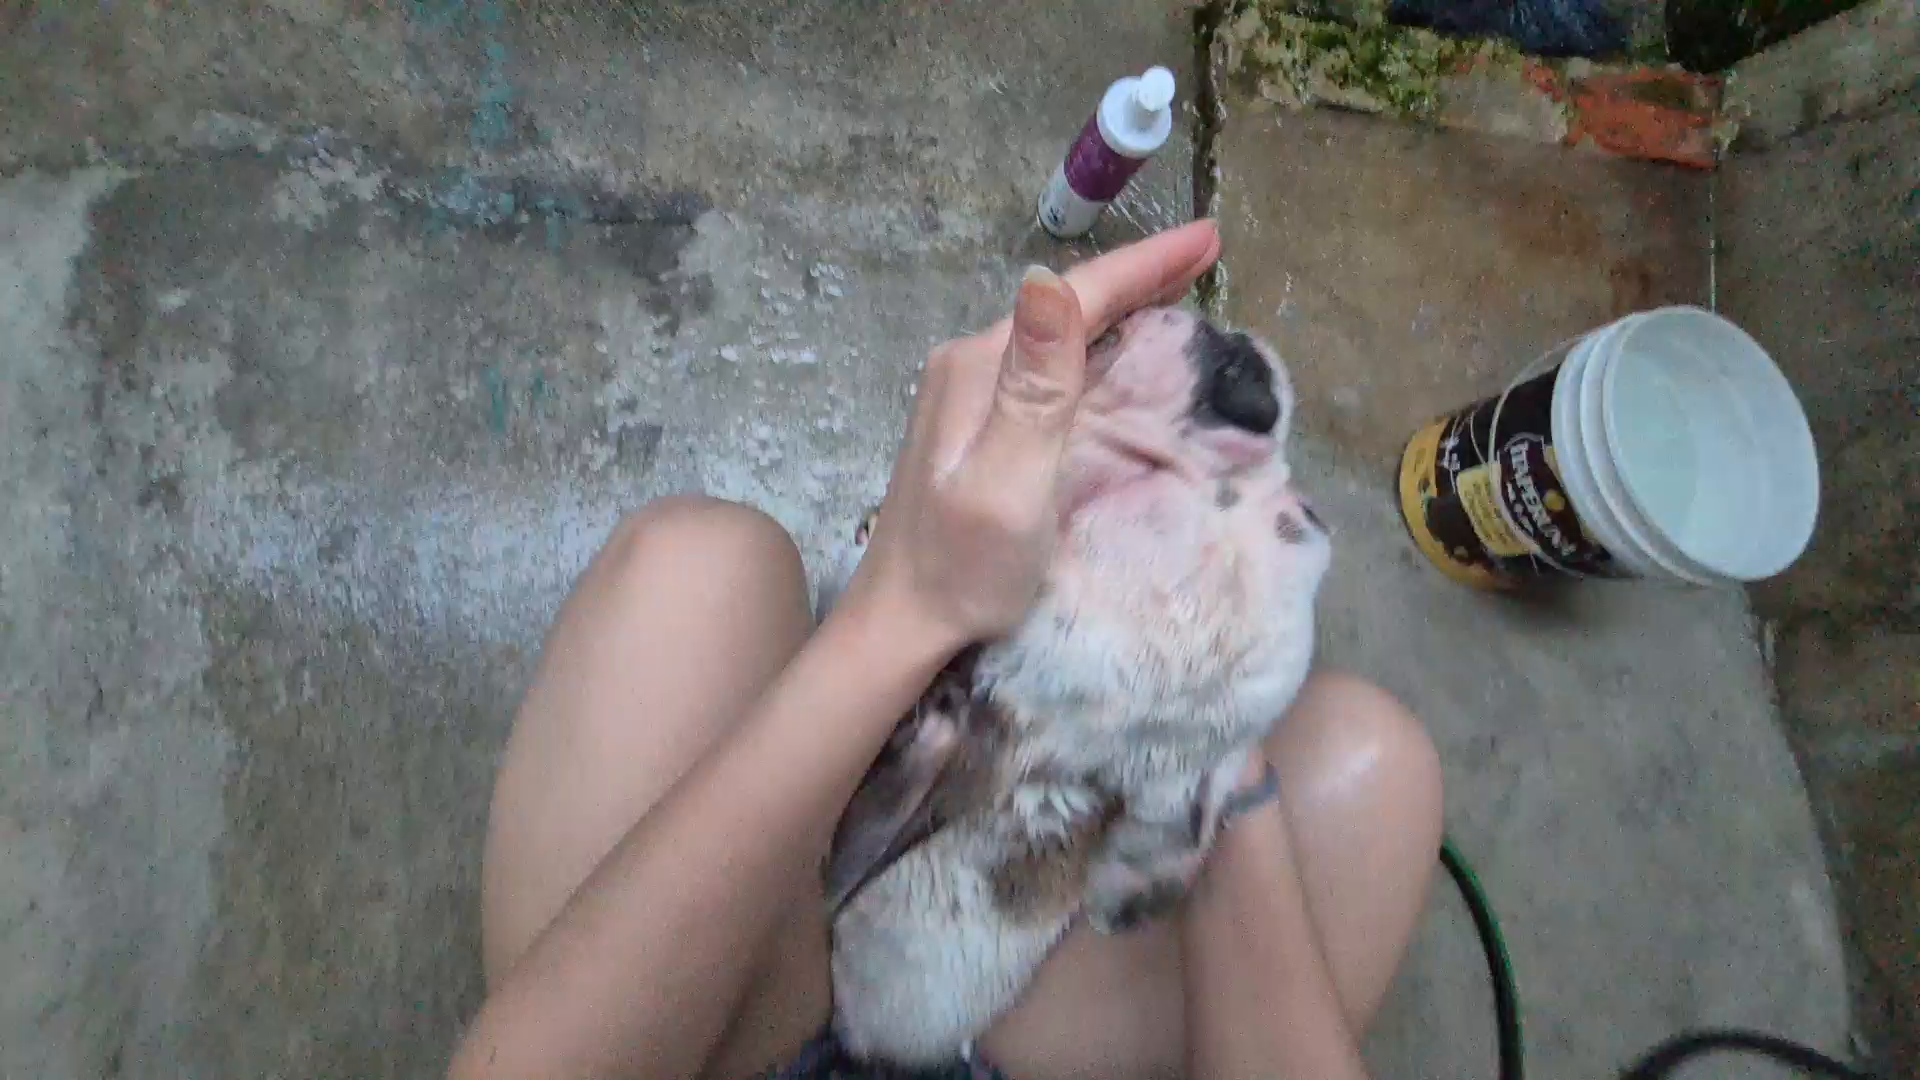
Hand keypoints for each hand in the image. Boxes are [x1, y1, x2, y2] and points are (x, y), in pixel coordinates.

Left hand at [846, 221, 1221, 648]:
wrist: (904, 619)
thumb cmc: (962, 567)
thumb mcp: (1006, 480)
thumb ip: (1032, 387)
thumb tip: (1047, 282)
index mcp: (978, 368)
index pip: (1071, 297)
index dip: (1144, 264)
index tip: (1210, 237)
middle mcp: (968, 368)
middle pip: (1063, 309)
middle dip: (1136, 280)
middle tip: (1203, 256)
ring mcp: (966, 398)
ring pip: (1055, 338)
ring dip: (1116, 313)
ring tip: (1175, 293)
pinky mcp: (973, 427)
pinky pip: (1044, 372)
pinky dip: (1091, 355)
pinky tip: (1114, 357)